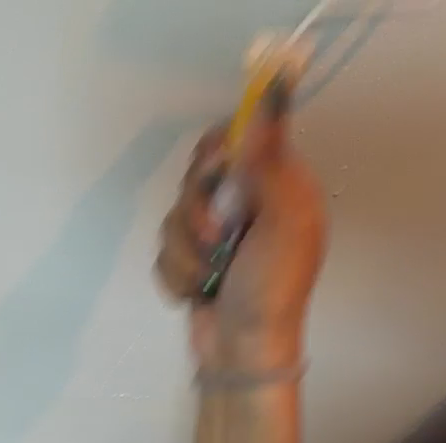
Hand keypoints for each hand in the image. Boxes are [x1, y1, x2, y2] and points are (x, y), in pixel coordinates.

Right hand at [155, 111, 327, 372]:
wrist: (241, 353)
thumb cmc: (270, 290)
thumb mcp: (282, 220)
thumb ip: (269, 157)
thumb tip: (274, 85)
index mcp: (277, 184)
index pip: (234, 137)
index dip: (216, 155)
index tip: (217, 178)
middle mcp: (245, 203)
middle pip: (195, 177)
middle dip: (197, 216)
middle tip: (218, 241)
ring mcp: (214, 236)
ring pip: (172, 219)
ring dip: (186, 255)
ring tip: (210, 279)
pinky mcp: (190, 263)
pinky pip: (162, 253)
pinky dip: (176, 277)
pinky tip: (198, 293)